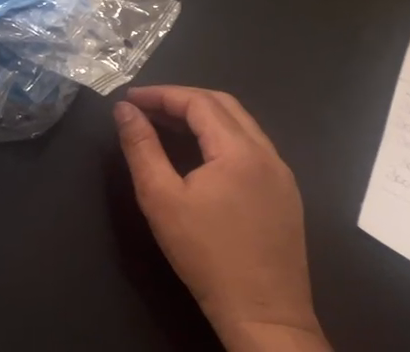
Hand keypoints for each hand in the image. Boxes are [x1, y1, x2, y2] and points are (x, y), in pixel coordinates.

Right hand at [114, 86, 328, 351]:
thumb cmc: (206, 254)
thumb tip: (124, 109)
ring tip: (165, 126)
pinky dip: (219, 137)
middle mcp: (269, 156)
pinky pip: (251, 148)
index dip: (160, 94)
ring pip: (241, 126)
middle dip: (181, 99)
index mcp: (241, 152)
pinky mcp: (285, 197)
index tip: (128, 99)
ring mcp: (282, 178)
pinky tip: (197, 155)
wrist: (263, 316)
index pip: (198, 102)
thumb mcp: (160, 196)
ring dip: (201, 117)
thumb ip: (141, 146)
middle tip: (145, 107)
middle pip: (224, 106)